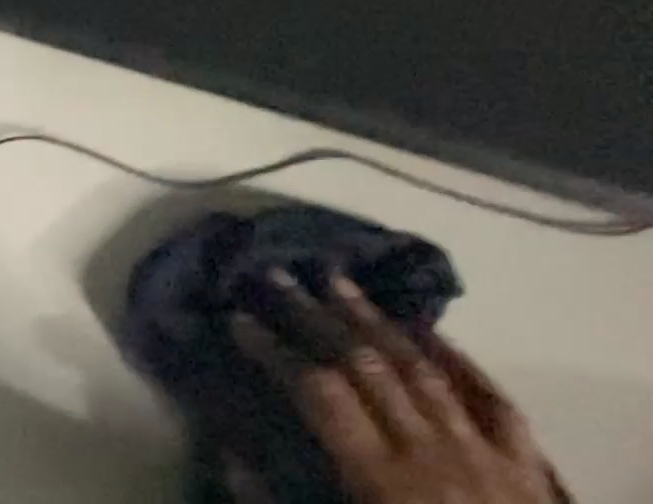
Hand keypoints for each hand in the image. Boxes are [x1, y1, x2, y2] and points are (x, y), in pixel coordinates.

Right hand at [235, 271, 559, 503]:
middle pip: (365, 365)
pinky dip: (460, 362)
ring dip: (375, 320)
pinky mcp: (527, 467)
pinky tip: (428, 329)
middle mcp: (429, 451)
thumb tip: (227, 455)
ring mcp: (483, 454)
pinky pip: (495, 404)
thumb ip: (279, 502)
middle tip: (276, 274)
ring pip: (422, 370)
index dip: (274, 349)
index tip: (238, 317)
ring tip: (339, 280)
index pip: (317, 391)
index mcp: (380, 477)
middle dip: (315, 315)